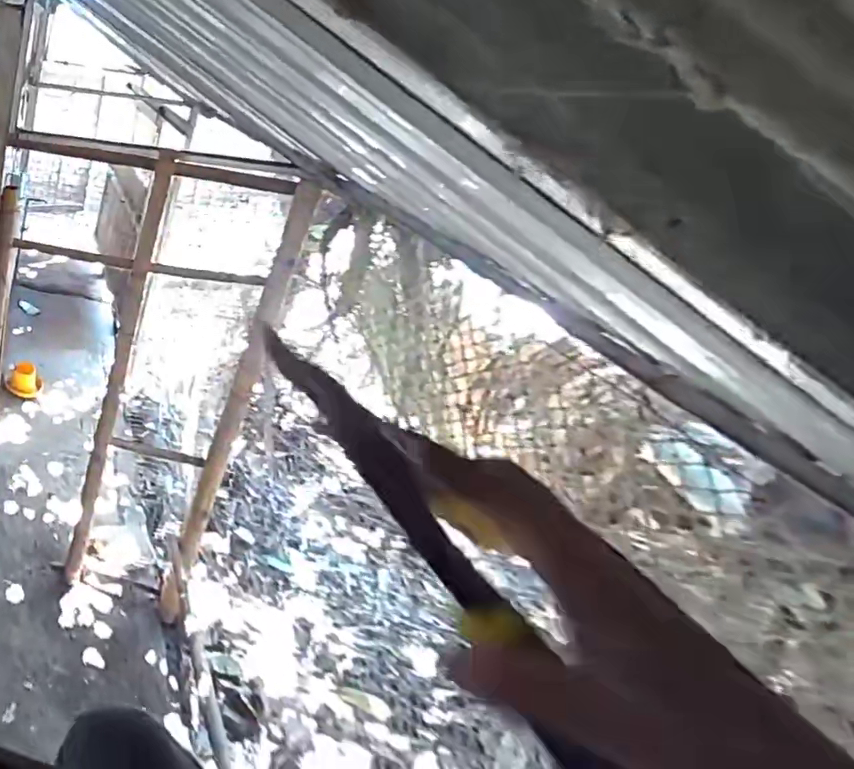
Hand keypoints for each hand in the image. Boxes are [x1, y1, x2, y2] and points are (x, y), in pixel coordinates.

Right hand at [404, 438, 852, 768]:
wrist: (782, 760)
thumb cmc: (693, 730)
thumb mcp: (605, 717)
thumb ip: (523, 683)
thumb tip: (449, 657)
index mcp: (580, 569)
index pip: (501, 495)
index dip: (445, 465)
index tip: (394, 439)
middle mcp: (588, 555)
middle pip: (512, 487)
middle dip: (451, 466)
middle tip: (395, 461)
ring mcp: (600, 568)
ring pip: (525, 505)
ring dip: (471, 488)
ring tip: (422, 489)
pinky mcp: (605, 586)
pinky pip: (535, 529)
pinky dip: (493, 515)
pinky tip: (481, 540)